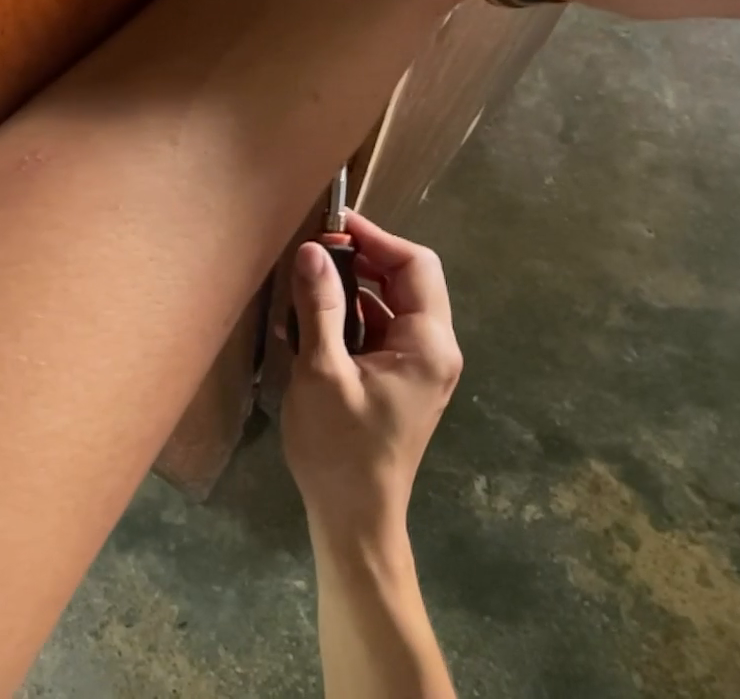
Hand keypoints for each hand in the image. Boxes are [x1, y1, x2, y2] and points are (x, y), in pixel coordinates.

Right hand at [282, 212, 462, 530]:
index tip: (331, 225)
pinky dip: (349, 316)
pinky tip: (313, 320)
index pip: (416, 265)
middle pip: (406, 281)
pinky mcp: (398, 381)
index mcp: (429, 344)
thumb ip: (319, 306)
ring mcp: (418, 367)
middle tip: (312, 250)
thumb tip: (312, 249)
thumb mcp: (322, 371)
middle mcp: (433, 350)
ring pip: (390, 305)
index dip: (376, 237)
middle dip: (362, 259)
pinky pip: (379, 331)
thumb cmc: (340, 446)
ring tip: (306, 281)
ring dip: (352, 287)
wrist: (354, 514)